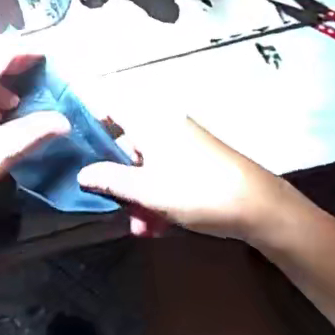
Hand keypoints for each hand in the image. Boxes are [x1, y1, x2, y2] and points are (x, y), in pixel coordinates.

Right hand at [77, 110, 311, 244]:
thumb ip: (110, 180)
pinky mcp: (198, 161)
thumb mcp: (147, 190)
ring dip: (138, 195)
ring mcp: (183, 143)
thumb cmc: (197, 191)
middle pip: (126, 142)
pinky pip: (166, 172)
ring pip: (146, 164)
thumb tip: (82, 173)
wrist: (260, 207)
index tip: (74, 149)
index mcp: (149, 120)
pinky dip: (158, 195)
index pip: (109, 107)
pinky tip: (160, 227)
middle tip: (112, 206)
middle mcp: (164, 124)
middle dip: (116, 178)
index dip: (89, 123)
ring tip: (142, 228)